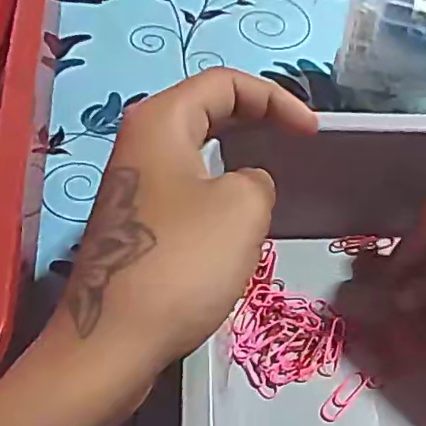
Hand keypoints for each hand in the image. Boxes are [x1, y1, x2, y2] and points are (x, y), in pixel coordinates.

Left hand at [49, 68, 317, 375]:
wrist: (114, 341)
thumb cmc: (181, 264)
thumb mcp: (243, 207)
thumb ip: (258, 179)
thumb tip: (244, 186)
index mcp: (160, 122)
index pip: (225, 83)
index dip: (276, 99)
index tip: (311, 132)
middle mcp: (140, 146)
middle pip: (207, 112)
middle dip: (258, 121)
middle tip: (296, 146)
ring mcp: (134, 189)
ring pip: (197, 155)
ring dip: (239, 161)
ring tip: (275, 183)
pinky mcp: (137, 228)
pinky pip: (187, 193)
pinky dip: (219, 195)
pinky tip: (240, 224)